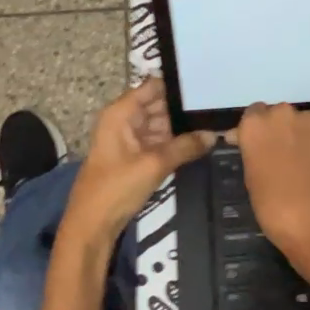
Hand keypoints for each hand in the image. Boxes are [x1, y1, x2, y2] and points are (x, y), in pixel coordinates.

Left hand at [60, 78, 216, 243]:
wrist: (92, 224)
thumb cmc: (117, 188)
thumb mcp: (154, 164)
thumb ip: (185, 146)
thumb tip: (213, 134)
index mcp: (121, 113)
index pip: (153, 87)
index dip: (177, 86)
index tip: (206, 86)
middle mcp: (124, 120)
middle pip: (158, 104)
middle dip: (183, 109)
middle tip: (217, 108)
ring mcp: (129, 138)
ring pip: (160, 124)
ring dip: (181, 127)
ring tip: (214, 124)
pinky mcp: (134, 156)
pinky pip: (157, 141)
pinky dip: (173, 142)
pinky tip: (198, 143)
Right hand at [235, 103, 309, 275]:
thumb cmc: (274, 207)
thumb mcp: (252, 178)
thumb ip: (252, 152)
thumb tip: (251, 142)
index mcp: (255, 125)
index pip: (253, 114)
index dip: (256, 131)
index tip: (257, 147)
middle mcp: (283, 114)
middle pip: (279, 115)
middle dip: (279, 131)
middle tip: (281, 157)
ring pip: (303, 122)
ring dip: (301, 135)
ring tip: (305, 163)